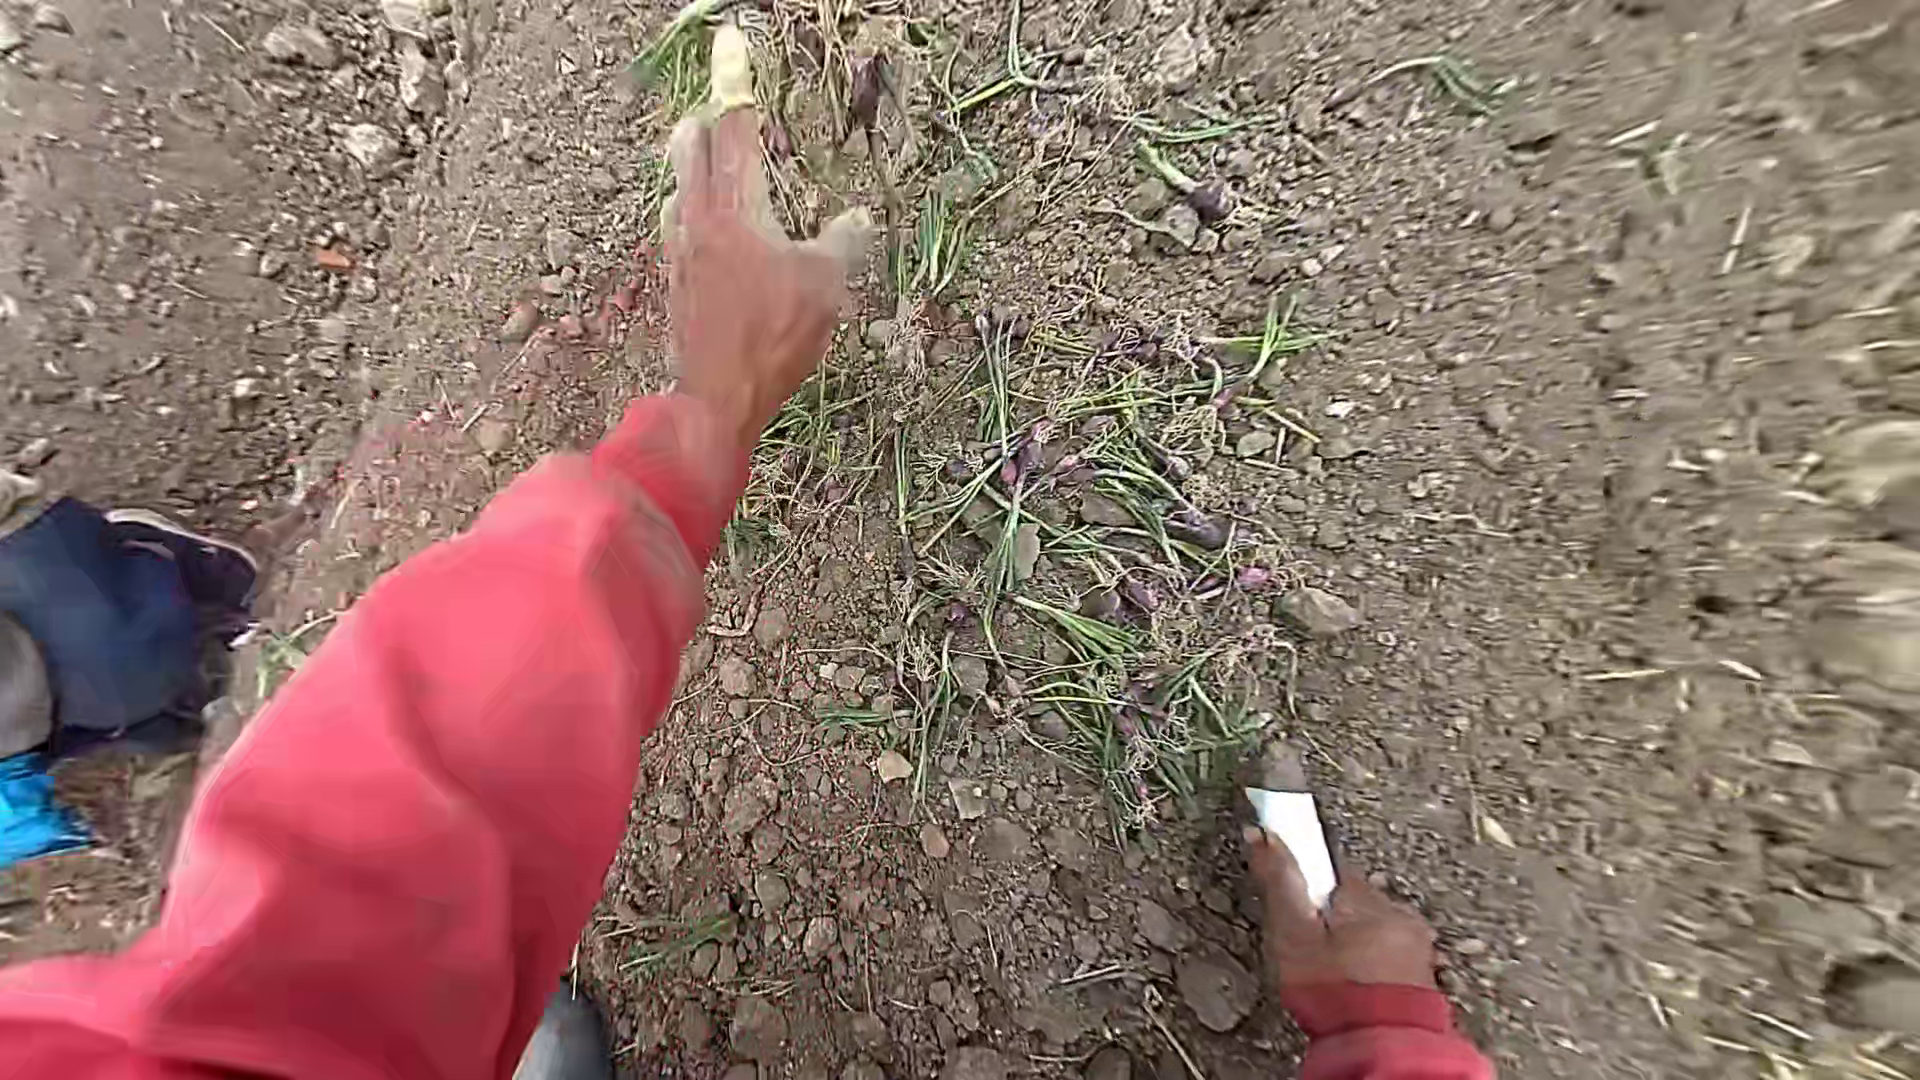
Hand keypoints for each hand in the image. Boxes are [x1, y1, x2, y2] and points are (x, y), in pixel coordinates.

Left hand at [664, 45, 869, 453]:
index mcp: (737, 208)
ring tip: (705, 167)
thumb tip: (856, 218)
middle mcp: (697, 219)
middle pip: (690, 149)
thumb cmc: (776, 336)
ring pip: (676, 188)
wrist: (721, 394)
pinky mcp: (674, 284)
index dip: (738, 85)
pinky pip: (675, 230)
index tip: (733, 45)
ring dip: (690, 168)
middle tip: (719, 117)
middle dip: (705, 124)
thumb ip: (842, 243)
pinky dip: (688, 214)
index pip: (736, 130)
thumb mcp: (825, 287)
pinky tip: (698, 231)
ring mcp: (679, 252)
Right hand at [1244, 825, 1437, 990]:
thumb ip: (1278, 878)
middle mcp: (1398, 914)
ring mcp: (1414, 947)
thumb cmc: (1334, 992)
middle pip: (1346, 896)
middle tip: (1304, 941)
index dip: (1302, 882)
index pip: (1325, 864)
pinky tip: (1346, 980)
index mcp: (1367, 896)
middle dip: (1325, 913)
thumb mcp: (1292, 930)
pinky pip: (1381, 950)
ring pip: (1365, 924)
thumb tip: (1261, 834)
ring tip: (1324, 966)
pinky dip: (1363, 959)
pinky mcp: (1421, 977)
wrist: (1382, 1056)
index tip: (1289, 900)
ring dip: (1345, 937)